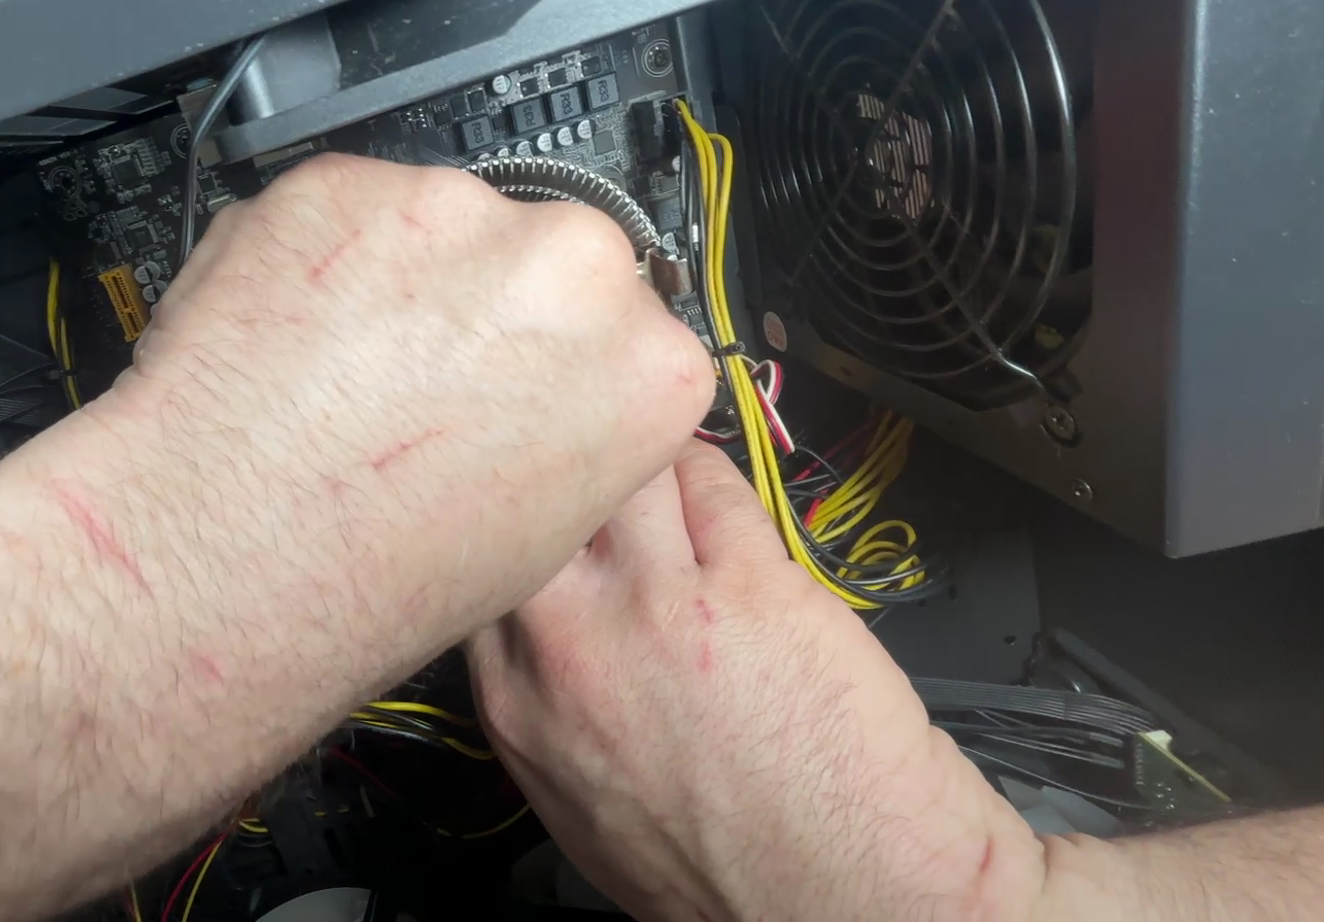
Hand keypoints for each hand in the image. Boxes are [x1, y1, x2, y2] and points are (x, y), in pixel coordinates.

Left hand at [79, 154, 714, 669]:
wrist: (222, 562)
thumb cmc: (371, 579)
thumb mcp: (533, 532)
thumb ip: (567, 427)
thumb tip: (540, 383)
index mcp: (644, 364)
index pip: (617, 326)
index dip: (546, 355)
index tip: (505, 371)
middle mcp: (566, 264)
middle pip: (534, 259)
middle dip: (483, 305)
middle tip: (415, 367)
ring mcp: (450, 210)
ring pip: (438, 227)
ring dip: (400, 278)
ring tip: (339, 366)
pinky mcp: (341, 185)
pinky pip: (350, 212)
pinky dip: (324, 259)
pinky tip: (294, 336)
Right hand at [468, 442, 1049, 920]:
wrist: (845, 916)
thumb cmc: (708, 863)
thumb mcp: (565, 790)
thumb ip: (530, 689)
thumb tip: (525, 614)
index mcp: (515, 693)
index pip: (486, 556)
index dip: (516, 515)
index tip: (535, 500)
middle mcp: (569, 636)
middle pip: (536, 495)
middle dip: (554, 467)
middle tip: (579, 455)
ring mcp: (657, 603)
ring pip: (618, 465)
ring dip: (634, 456)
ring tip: (652, 467)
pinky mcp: (750, 587)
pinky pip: (707, 481)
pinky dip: (703, 473)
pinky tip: (708, 490)